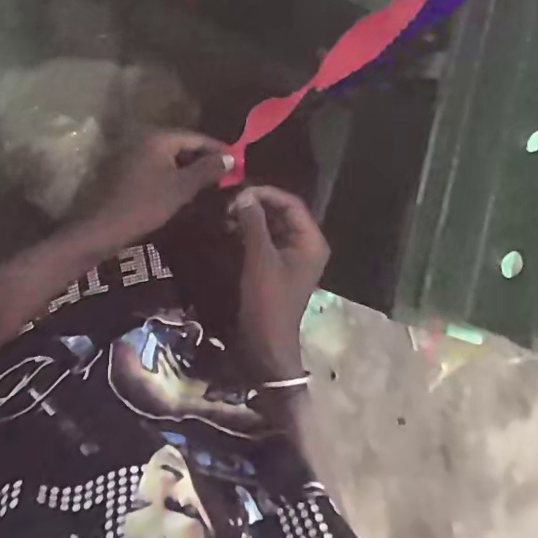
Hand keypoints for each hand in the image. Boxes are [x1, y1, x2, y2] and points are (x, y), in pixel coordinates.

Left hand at [73, 130, 232, 250]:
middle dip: (205, 158)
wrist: (106, 226)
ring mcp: (134, 154)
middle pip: (182, 144)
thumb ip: (207, 170)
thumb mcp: (182, 188)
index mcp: (158, 138)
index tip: (238, 159)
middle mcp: (145, 140)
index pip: (195, 137)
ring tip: (212, 181)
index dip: (218, 148)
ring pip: (171, 157)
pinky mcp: (129, 170)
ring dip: (190, 167)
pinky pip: (159, 166)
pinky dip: (175, 174)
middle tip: (227, 171)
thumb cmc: (146, 204)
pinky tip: (187, 188)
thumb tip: (231, 158)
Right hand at [228, 186, 328, 380]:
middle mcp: (305, 245)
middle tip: (229, 203)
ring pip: (272, 225)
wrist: (266, 346)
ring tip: (226, 214)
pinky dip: (249, 232)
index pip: (291, 204)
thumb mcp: (260, 259)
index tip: (239, 191)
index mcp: (311, 241)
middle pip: (282, 212)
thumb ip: (253, 224)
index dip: (266, 193)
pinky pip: (265, 239)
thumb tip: (244, 195)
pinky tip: (229, 229)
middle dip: (257, 204)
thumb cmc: (268, 302)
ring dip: (251, 217)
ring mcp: (291, 256)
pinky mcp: (277, 266)